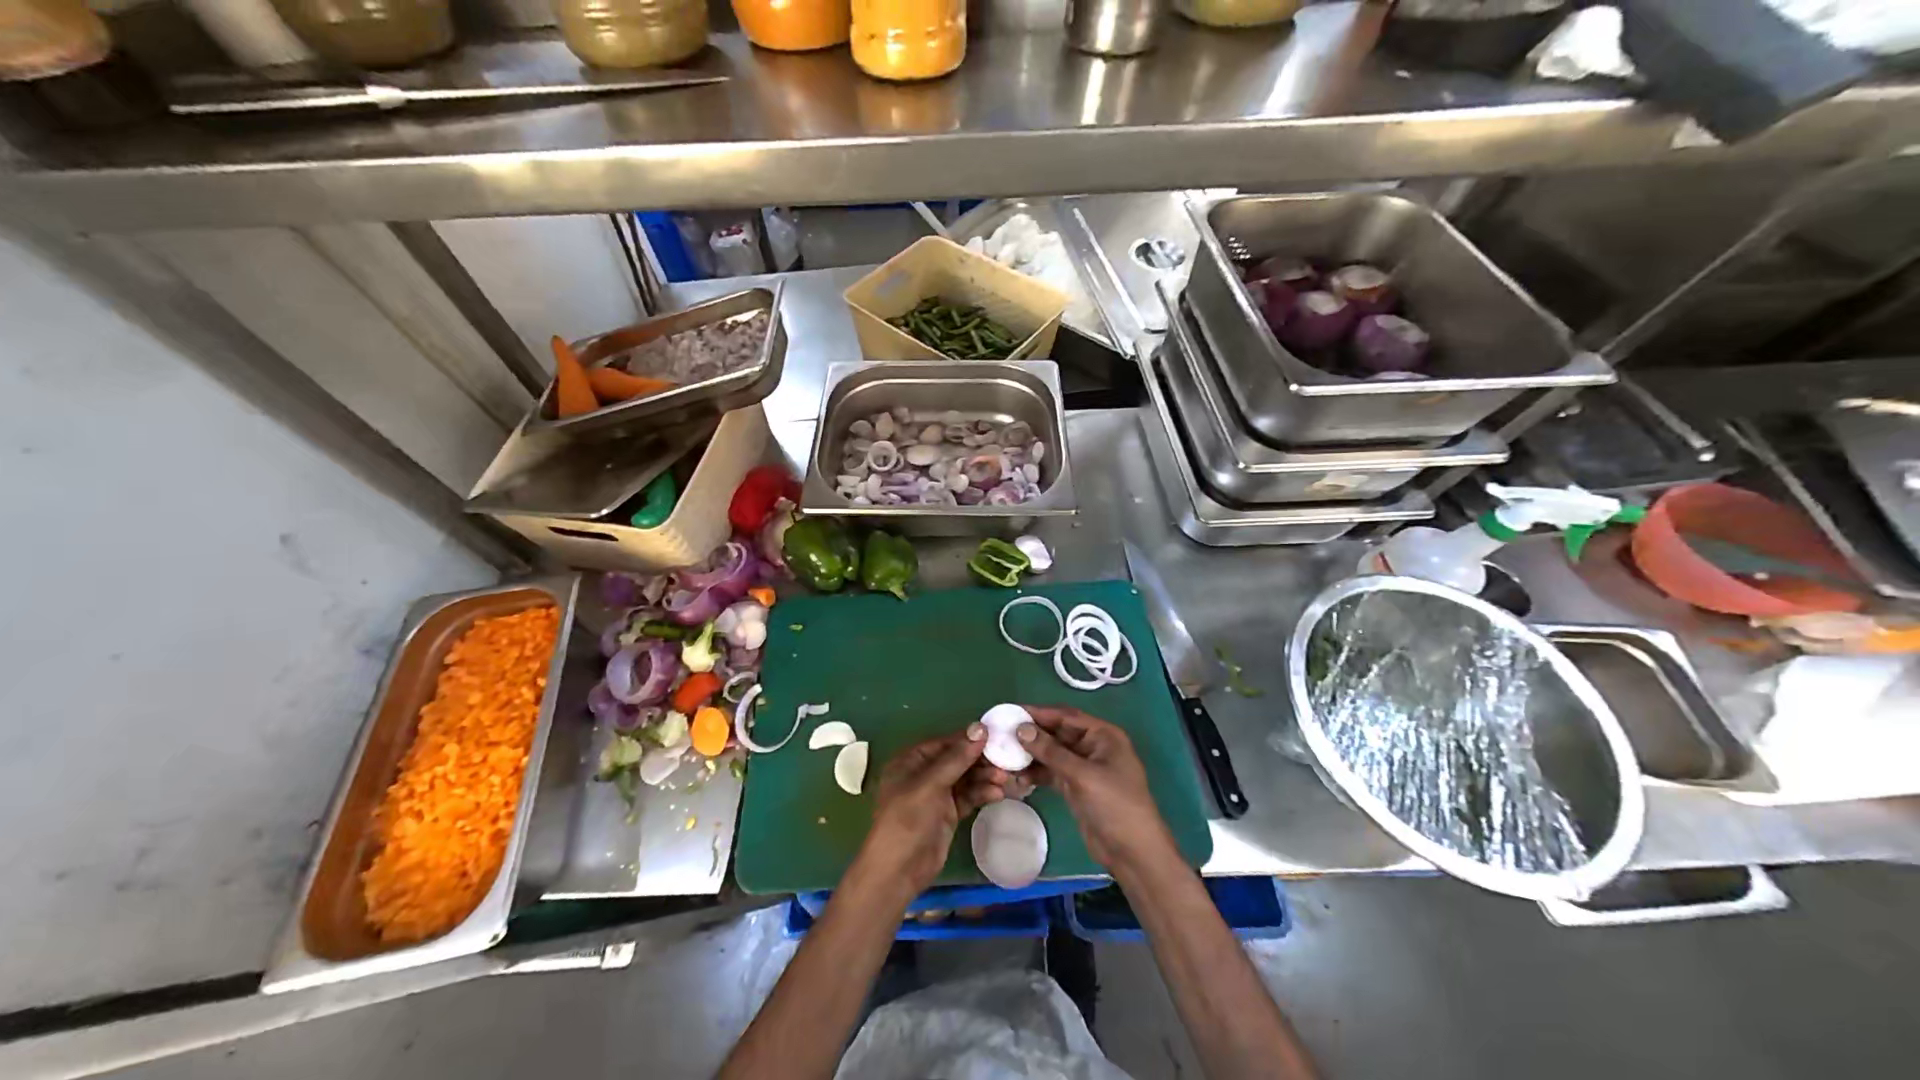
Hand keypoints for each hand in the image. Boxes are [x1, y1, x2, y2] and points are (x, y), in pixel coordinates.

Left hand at [857, 725, 1026, 893]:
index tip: (996, 736)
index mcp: (911, 761)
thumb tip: (981, 728)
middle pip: (957, 760)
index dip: (969, 739)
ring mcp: (936, 795)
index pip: (945, 743)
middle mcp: (924, 774)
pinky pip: (968, 797)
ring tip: (1004, 780)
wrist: (899, 869)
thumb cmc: (907, 819)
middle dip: (980, 761)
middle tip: (1006, 761)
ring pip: (965, 779)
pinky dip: (982, 794)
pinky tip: (998, 794)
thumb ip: (957, 758)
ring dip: (984, 778)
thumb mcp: (930, 784)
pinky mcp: (947, 813)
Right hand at [1017, 705, 1177, 872]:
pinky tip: (1018, 777)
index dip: (1039, 713)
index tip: (1010, 712)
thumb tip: (1021, 729)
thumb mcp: (1082, 775)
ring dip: (1031, 755)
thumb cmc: (1114, 805)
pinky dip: (1037, 773)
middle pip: (1057, 733)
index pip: (1066, 716)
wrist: (1132, 851)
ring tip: (1005, 757)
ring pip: (1052, 753)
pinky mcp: (1076, 786)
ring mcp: (1084, 768)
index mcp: (1102, 735)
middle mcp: (1092, 746)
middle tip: (1001, 735)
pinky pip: (1052, 772)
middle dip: (1032, 734)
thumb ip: (1051, 751)